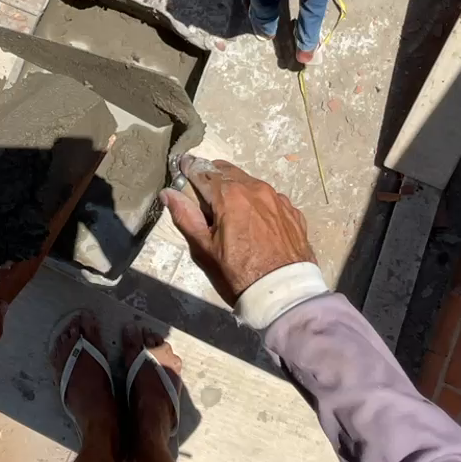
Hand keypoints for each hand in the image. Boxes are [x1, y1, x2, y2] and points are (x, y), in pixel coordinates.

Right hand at [162, 155, 314, 304]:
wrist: (284, 295)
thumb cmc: (239, 273)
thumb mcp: (204, 249)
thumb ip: (185, 216)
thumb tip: (168, 193)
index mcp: (230, 195)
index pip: (202, 171)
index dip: (189, 169)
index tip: (182, 166)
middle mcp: (256, 189)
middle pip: (227, 171)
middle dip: (212, 175)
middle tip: (202, 190)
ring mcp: (278, 199)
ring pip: (250, 183)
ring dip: (236, 188)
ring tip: (229, 208)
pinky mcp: (293, 213)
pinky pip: (270, 199)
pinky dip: (258, 203)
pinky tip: (255, 221)